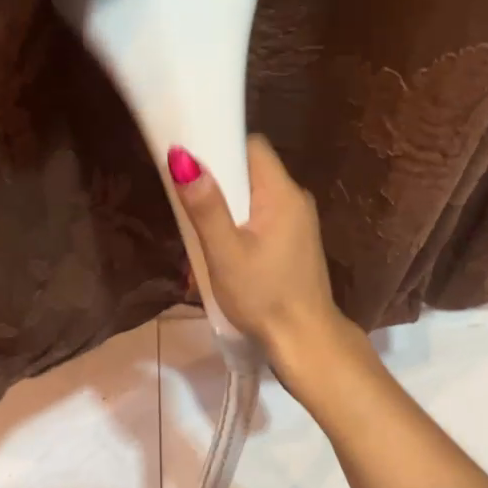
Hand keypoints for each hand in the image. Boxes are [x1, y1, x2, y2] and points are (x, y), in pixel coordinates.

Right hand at [170, 135, 350, 358]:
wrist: (305, 341)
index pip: (251, 146)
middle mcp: (295, 199)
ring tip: (199, 233)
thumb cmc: (264, 296)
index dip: (220, 146)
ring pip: (254, 197)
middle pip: (250, 171)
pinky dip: (239, 226)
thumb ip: (205, 206)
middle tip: (187, 204)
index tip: (190, 163)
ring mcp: (298, 222)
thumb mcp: (225, 253)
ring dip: (225, 208)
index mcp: (282, 193)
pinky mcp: (294, 243)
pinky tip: (221, 250)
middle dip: (217, 182)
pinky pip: (261, 218)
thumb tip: (182, 158)